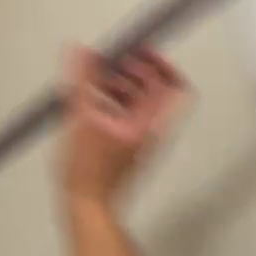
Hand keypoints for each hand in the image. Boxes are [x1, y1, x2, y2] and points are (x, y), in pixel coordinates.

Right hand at [60, 46, 186, 209]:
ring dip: (116, 86)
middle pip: (152, 91)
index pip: (173, 85)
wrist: (86, 206)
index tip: (137, 49)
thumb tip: (82, 51)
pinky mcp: (120, 147)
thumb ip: (82, 82)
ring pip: (135, 103)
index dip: (159, 62)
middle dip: (130, 71)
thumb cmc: (89, 171)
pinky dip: (106, 102)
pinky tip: (84, 103)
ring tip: (91, 80)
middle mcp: (148, 130)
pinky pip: (120, 116)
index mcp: (149, 123)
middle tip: (107, 62)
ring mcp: (135, 139)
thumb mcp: (82, 119)